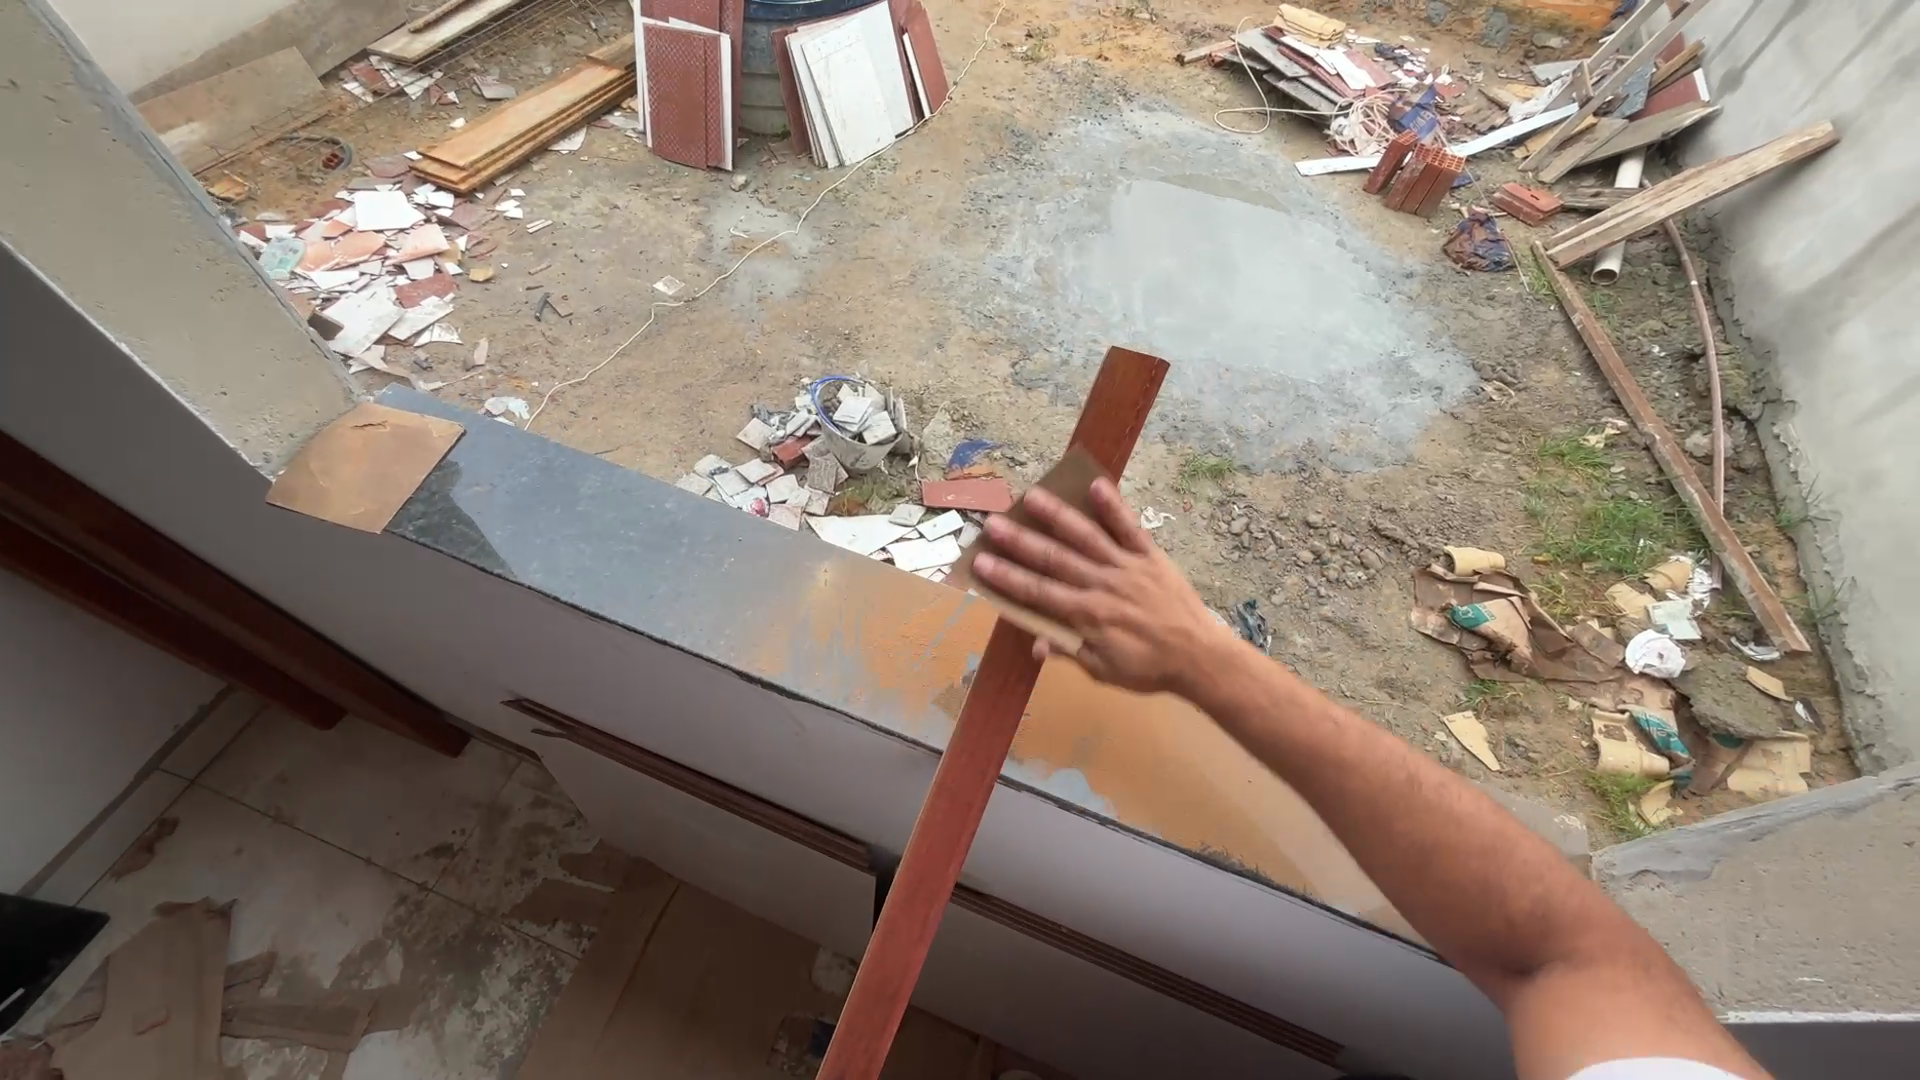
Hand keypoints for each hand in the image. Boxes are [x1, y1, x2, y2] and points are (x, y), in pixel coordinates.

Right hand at [970, 478, 1240, 697]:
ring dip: (1058, 516)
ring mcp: (1126, 566)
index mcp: (1087, 615)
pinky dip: (1113, 506)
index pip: (1038, 593)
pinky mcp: (1150, 556)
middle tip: (993, 523)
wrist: (1199, 657)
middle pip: (1055, 559)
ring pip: (1086, 536)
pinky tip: (1096, 485)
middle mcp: (1102, 585)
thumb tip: (1035, 643)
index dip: (1008, 577)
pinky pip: (1129, 528)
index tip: (981, 563)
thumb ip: (1069, 651)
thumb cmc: (1148, 668)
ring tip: (1032, 495)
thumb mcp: (1103, 670)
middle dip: (1021, 541)